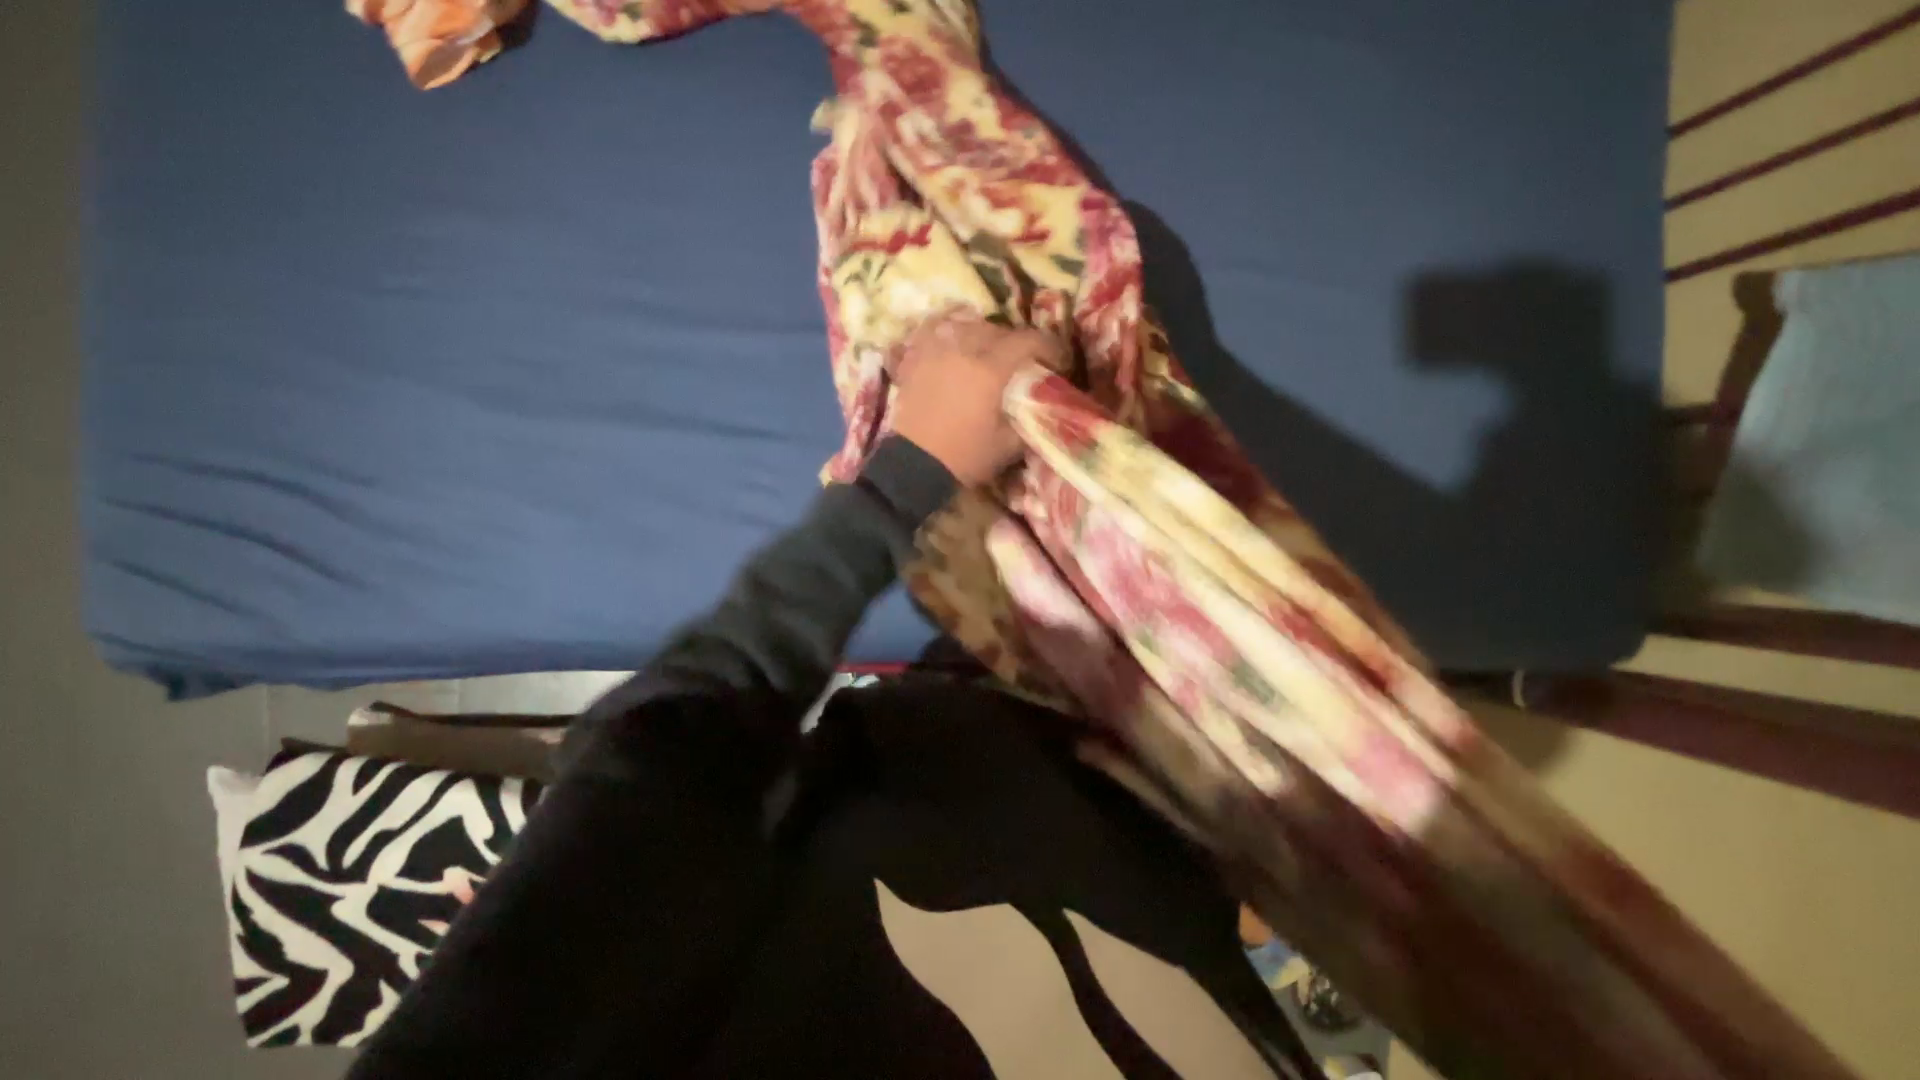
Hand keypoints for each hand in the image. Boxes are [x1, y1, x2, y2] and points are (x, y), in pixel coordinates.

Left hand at [890, 313, 1063, 485]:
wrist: (914, 465)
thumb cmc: (964, 457)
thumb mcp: (1007, 446)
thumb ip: (1027, 421)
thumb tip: (1040, 408)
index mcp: (989, 370)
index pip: (1026, 341)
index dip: (1047, 346)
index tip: (1056, 360)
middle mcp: (962, 351)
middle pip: (995, 329)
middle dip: (1014, 340)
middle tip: (1021, 359)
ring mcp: (934, 353)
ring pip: (963, 325)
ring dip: (981, 333)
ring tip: (986, 348)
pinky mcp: (914, 362)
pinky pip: (931, 333)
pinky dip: (945, 330)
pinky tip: (951, 340)